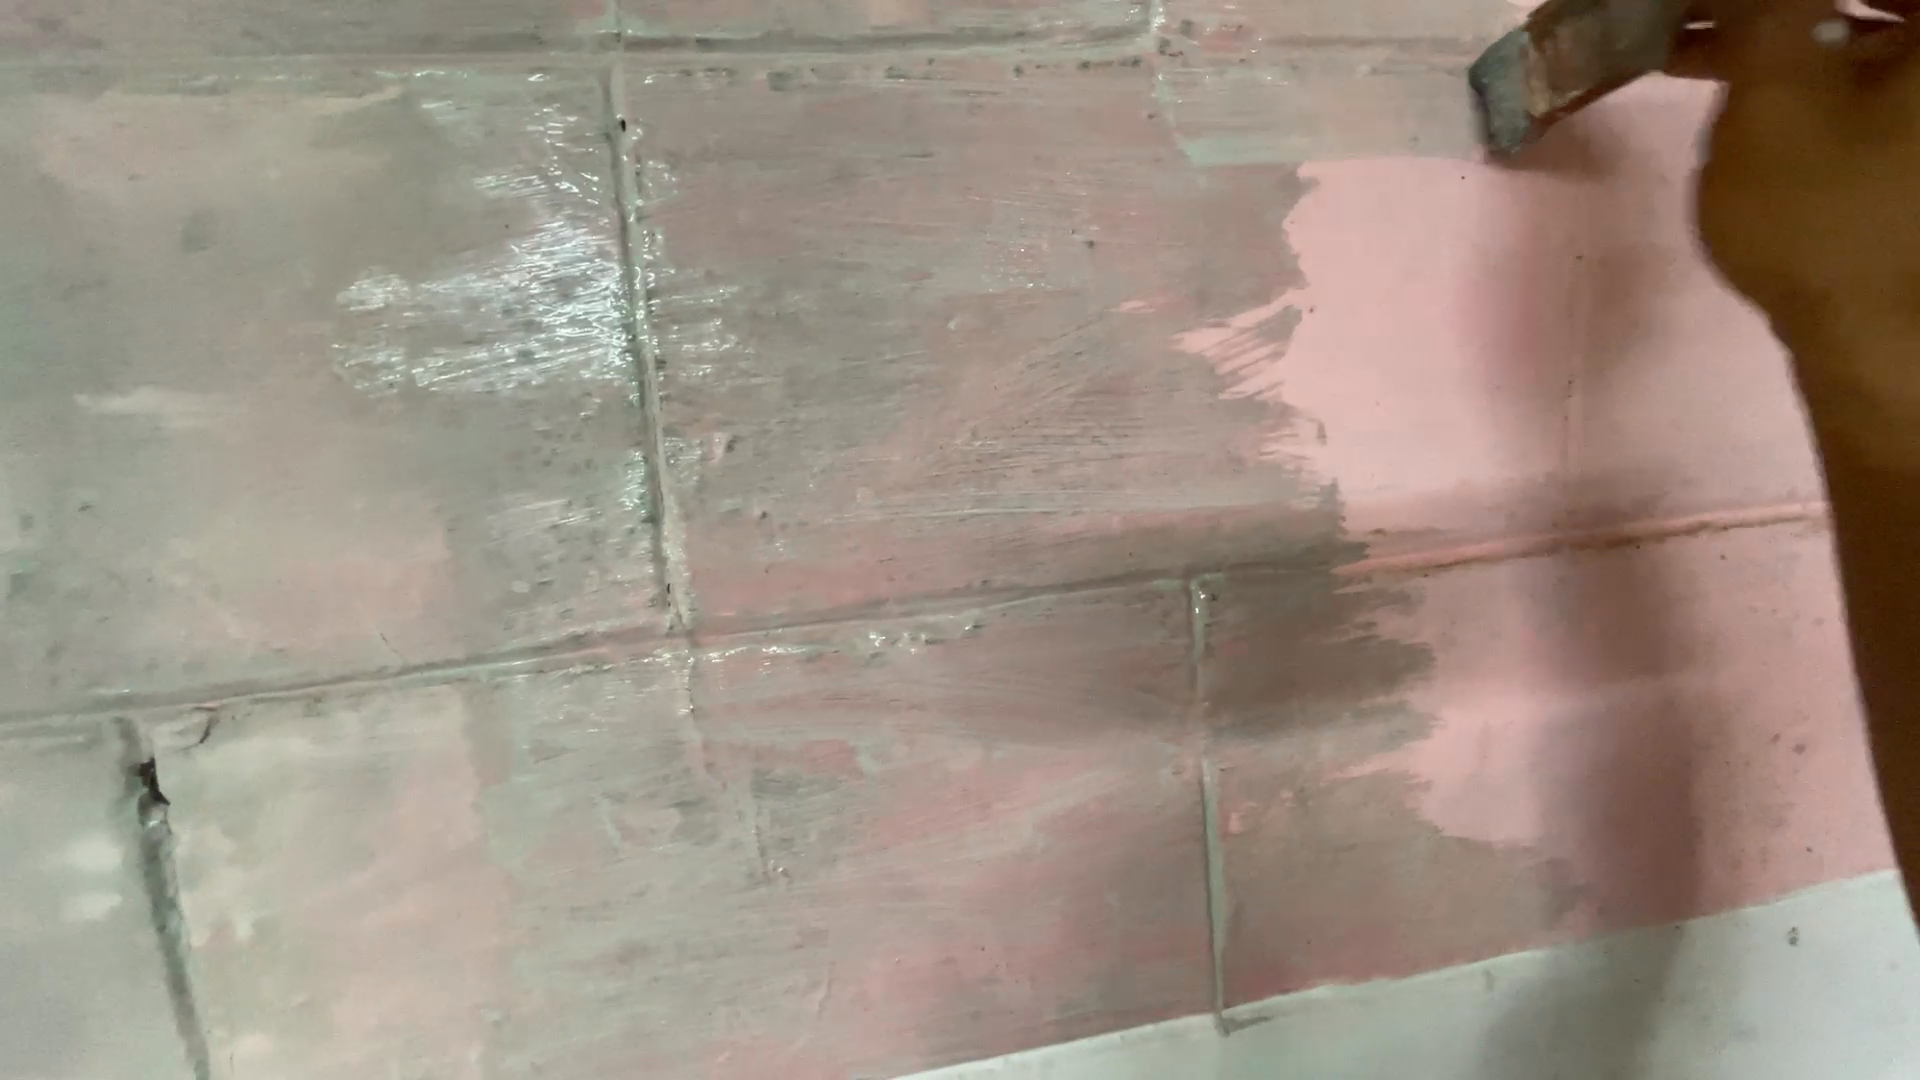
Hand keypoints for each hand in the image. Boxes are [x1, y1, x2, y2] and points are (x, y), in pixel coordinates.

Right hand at [1676, 0, 1919, 354]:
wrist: (1869, 314)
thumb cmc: (1820, 213)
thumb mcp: (1774, 104)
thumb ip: (1760, 11)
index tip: (1674, 8)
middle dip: (1747, 5)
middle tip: (1668, 19)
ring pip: (1844, 14)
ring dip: (1757, 21)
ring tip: (1670, 39)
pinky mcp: (1912, 96)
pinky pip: (1848, 40)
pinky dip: (1781, 42)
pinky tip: (1712, 59)